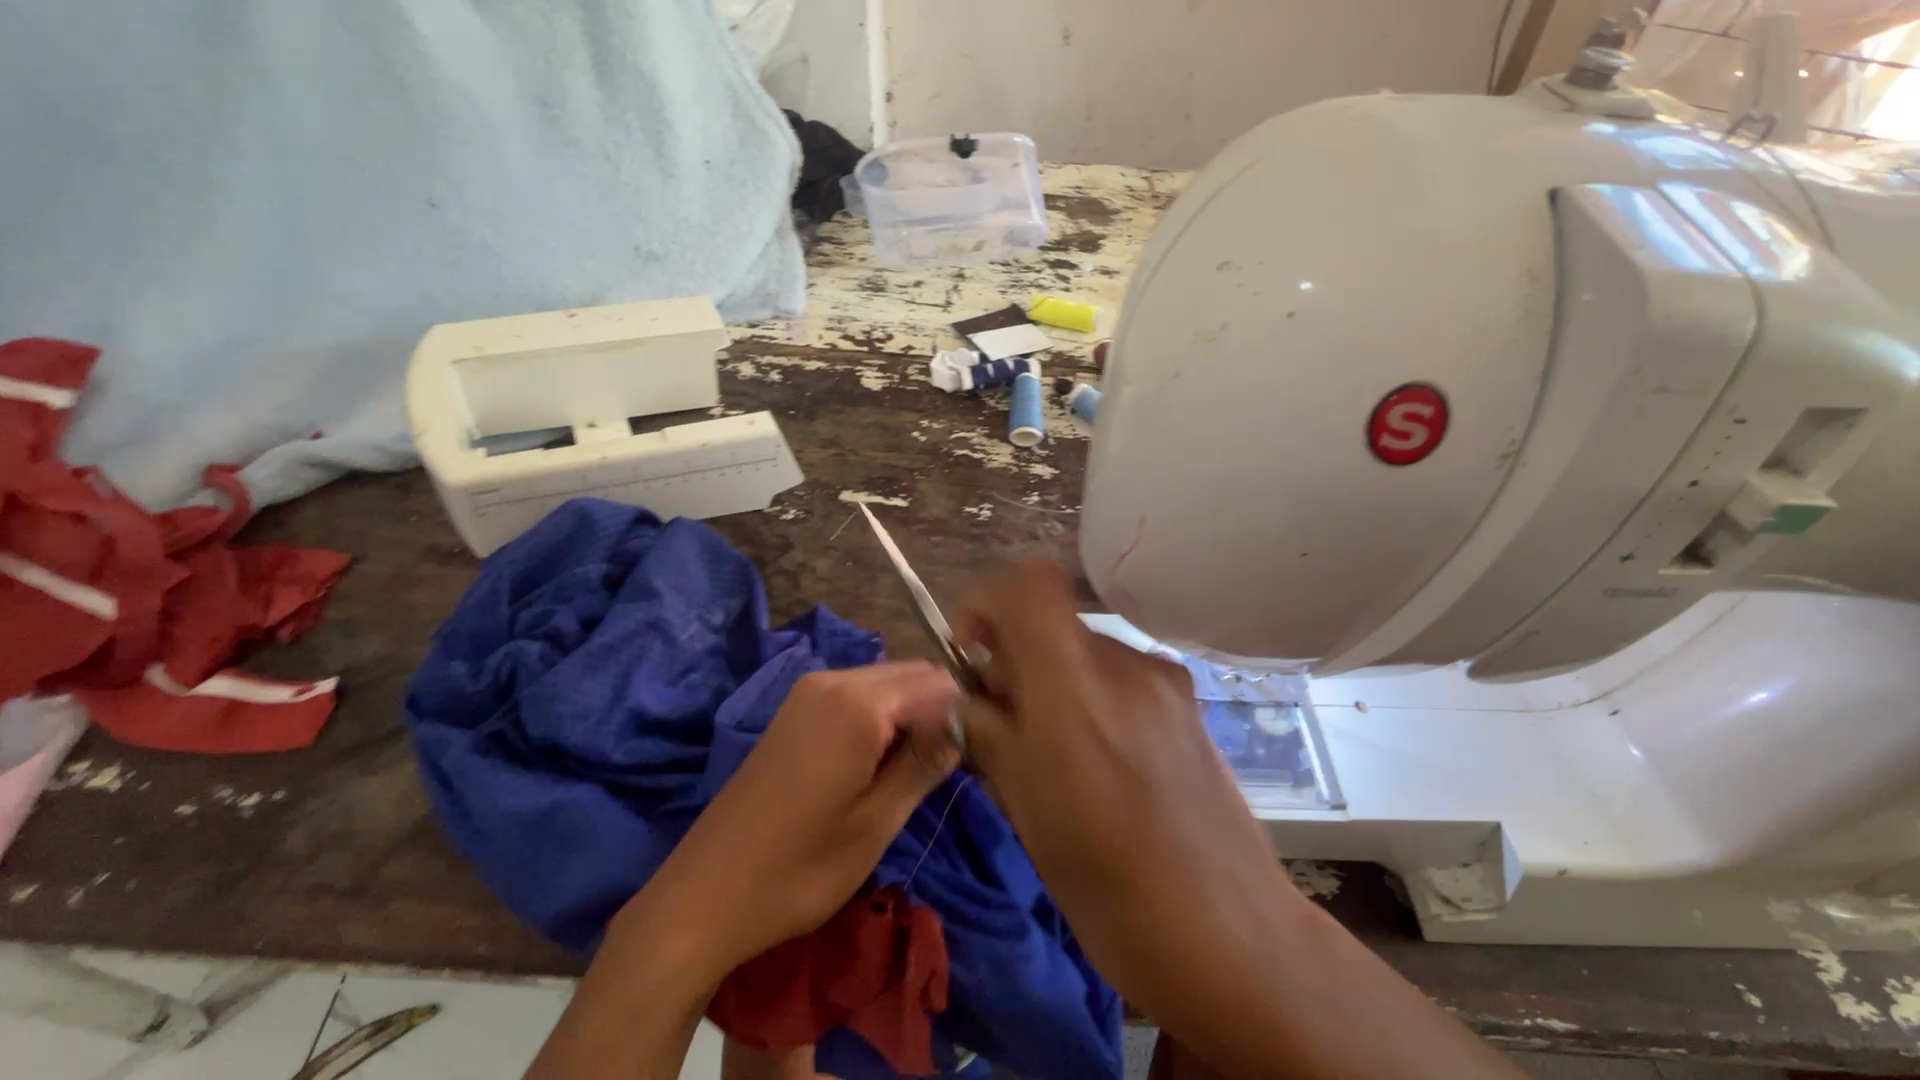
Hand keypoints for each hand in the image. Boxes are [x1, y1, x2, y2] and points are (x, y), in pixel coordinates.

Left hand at [624, 662, 961, 976]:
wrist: (707, 893)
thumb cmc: (802, 867)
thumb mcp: (877, 822)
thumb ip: (924, 765)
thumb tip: (962, 729)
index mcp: (859, 702)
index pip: (938, 684)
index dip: (965, 716)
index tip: (979, 759)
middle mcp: (833, 681)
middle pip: (911, 676)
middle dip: (938, 711)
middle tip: (953, 767)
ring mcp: (807, 694)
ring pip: (884, 685)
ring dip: (910, 716)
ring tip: (920, 771)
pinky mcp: (794, 713)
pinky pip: (856, 698)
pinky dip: (880, 720)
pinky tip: (881, 765)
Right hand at [953, 563, 1295, 1015]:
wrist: (1228, 936)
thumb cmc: (1107, 883)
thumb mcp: (1024, 807)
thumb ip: (988, 732)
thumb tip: (965, 695)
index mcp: (1074, 685)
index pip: (1027, 583)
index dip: (986, 602)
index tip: (971, 660)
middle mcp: (1125, 665)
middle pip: (1053, 623)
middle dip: (1015, 660)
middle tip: (1002, 729)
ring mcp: (1166, 684)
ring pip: (1085, 657)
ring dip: (1053, 687)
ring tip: (1051, 762)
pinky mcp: (1191, 709)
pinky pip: (1121, 684)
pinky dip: (1091, 704)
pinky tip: (1099, 771)